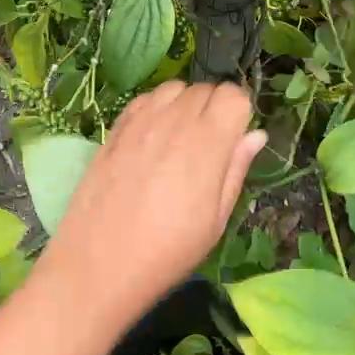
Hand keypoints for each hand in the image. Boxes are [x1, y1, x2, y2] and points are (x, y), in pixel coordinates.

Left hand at [37, 81, 266, 325]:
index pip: (234, 95)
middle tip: (209, 147)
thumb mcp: (215, 221)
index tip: (234, 139)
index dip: (239, 113)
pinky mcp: (115, 128)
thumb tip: (255, 135)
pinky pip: (144, 98)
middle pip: (206, 89)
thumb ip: (236, 170)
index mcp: (207, 143)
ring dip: (184, 104)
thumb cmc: (167, 252)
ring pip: (175, 88)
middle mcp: (175, 121)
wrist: (98, 265)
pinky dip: (156, 107)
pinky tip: (153, 137)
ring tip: (180, 139)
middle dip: (215, 108)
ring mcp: (141, 121)